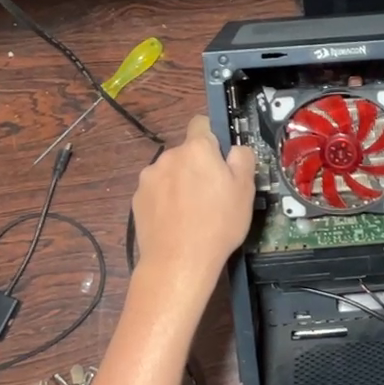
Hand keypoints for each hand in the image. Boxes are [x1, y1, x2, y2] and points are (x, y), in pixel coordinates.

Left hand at [132, 115, 256, 279]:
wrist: (178, 261)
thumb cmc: (218, 224)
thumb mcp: (246, 190)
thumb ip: (243, 159)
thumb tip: (236, 150)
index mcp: (197, 149)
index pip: (201, 123)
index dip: (212, 136)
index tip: (220, 157)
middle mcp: (169, 156)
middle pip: (186, 153)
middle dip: (198, 166)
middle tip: (213, 194)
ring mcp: (149, 178)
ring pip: (170, 172)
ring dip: (180, 183)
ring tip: (193, 212)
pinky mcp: (137, 199)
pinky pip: (157, 192)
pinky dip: (165, 200)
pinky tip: (176, 221)